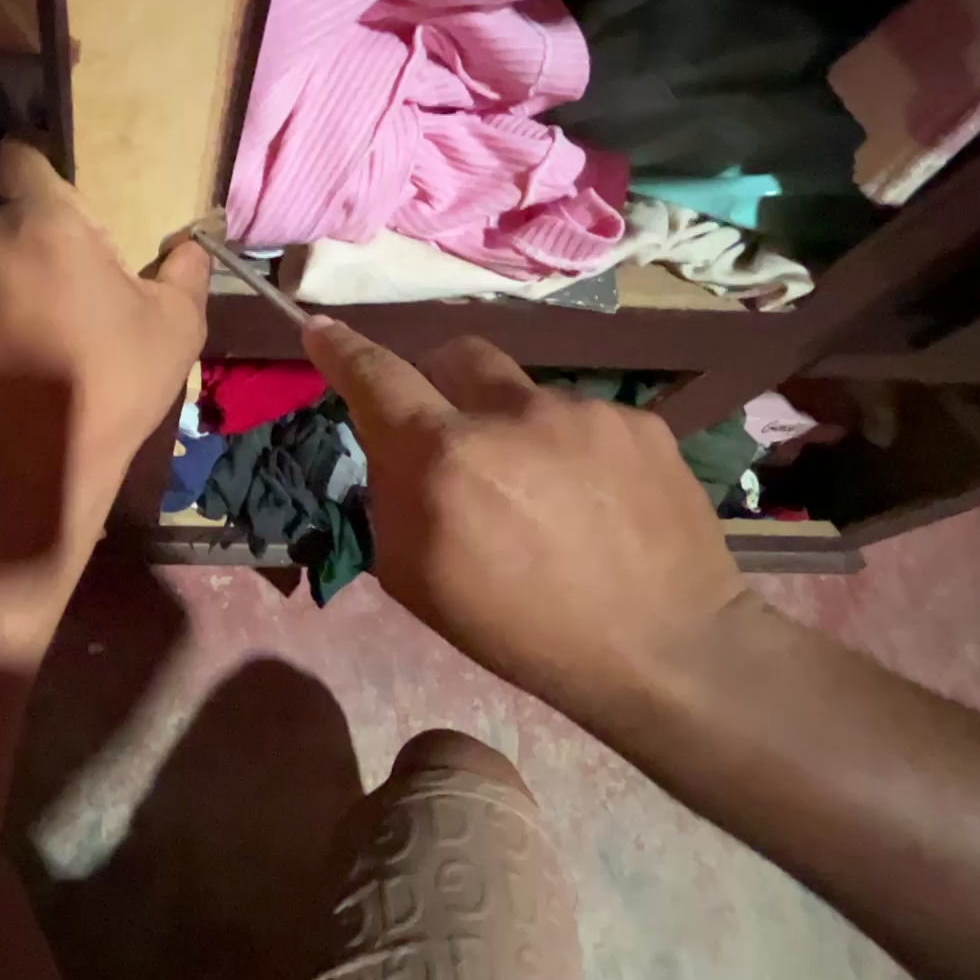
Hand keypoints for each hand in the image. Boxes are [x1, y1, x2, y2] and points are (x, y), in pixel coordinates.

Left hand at [0, 140, 209, 490]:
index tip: (53, 205)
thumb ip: (186, 271)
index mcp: (46, 225)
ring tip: (20, 333)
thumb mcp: (176, 330)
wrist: (44, 468)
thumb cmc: (116, 390)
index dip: (38, 175)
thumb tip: (191, 244)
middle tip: (54, 294)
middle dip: (24, 244)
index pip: (23, 158)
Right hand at [302, 319, 745, 705]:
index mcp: (443, 457)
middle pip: (454, 354)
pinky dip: (564, 447)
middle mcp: (509, 414)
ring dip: (508, 426)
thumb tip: (394, 454)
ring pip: (522, 393)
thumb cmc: (514, 627)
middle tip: (446, 431)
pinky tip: (588, 498)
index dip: (342, 349)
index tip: (320, 329)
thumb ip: (389, 499)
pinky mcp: (640, 423)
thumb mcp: (413, 577)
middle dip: (436, 381)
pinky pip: (579, 418)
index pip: (377, 377)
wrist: (660, 650)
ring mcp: (583, 411)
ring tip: (538, 491)